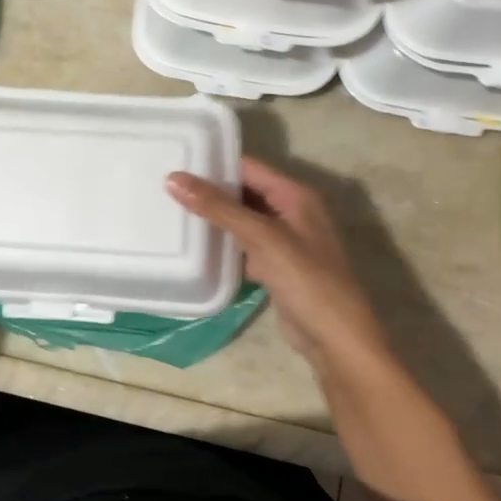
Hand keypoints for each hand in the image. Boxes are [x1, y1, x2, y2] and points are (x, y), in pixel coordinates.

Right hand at [167, 158, 385, 365]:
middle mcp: (291, 211)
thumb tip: (174, 179)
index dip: (214, 162)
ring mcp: (284, 240)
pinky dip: (223, 244)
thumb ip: (219, 208)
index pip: (248, 167)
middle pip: (244, 191)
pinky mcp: (275, 265)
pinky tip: (195, 245)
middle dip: (210, 190)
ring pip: (242, 219)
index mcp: (296, 195)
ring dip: (214, 217)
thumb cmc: (306, 280)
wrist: (335, 338)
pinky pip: (244, 245)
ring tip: (172, 210)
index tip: (175, 162)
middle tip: (166, 187)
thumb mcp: (262, 238)